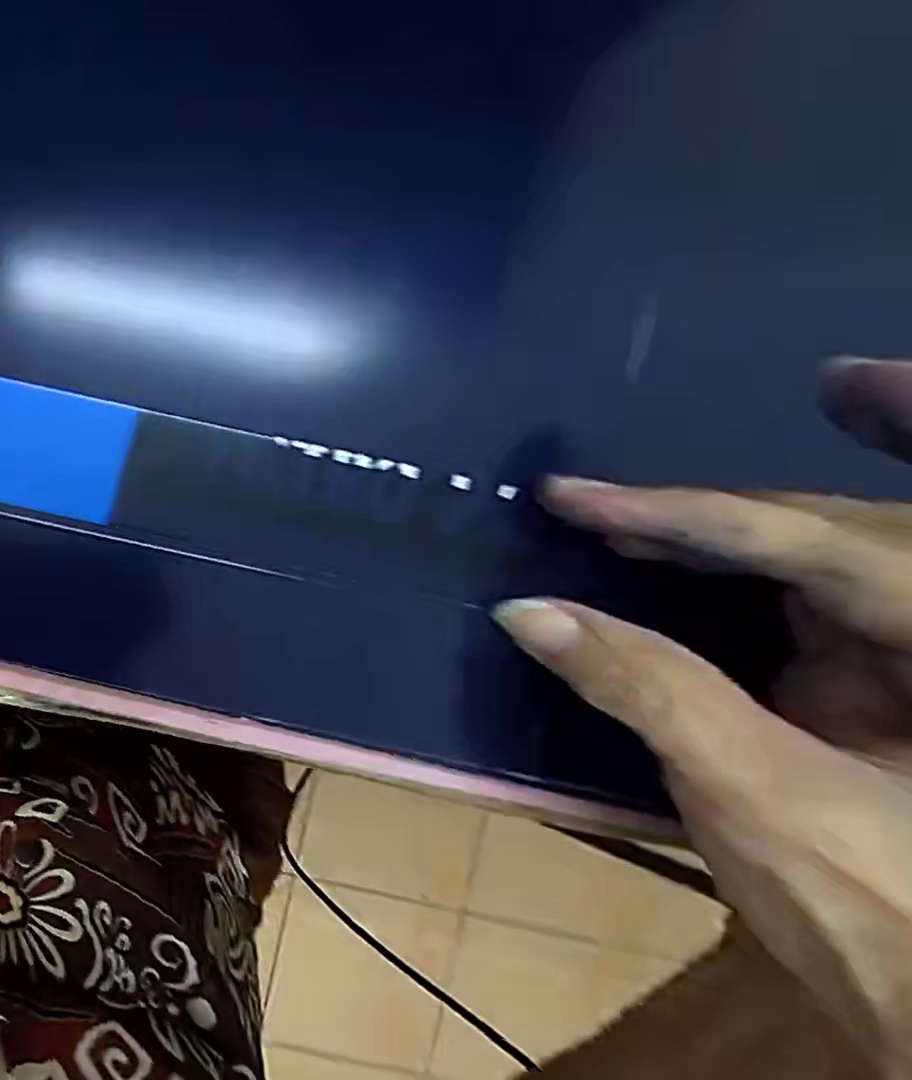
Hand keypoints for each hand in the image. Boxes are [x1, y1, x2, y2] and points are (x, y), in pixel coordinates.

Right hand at [493, 357, 911, 1071]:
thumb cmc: (893, 927)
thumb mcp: (762, 804)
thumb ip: (648, 692)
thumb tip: (526, 611)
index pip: (840, 555)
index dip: (695, 517)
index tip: (576, 499)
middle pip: (876, 535)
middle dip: (761, 496)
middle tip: (648, 471)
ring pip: (870, 553)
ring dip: (777, 510)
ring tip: (693, 474)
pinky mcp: (902, 689)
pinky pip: (839, 597)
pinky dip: (783, 556)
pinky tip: (720, 537)